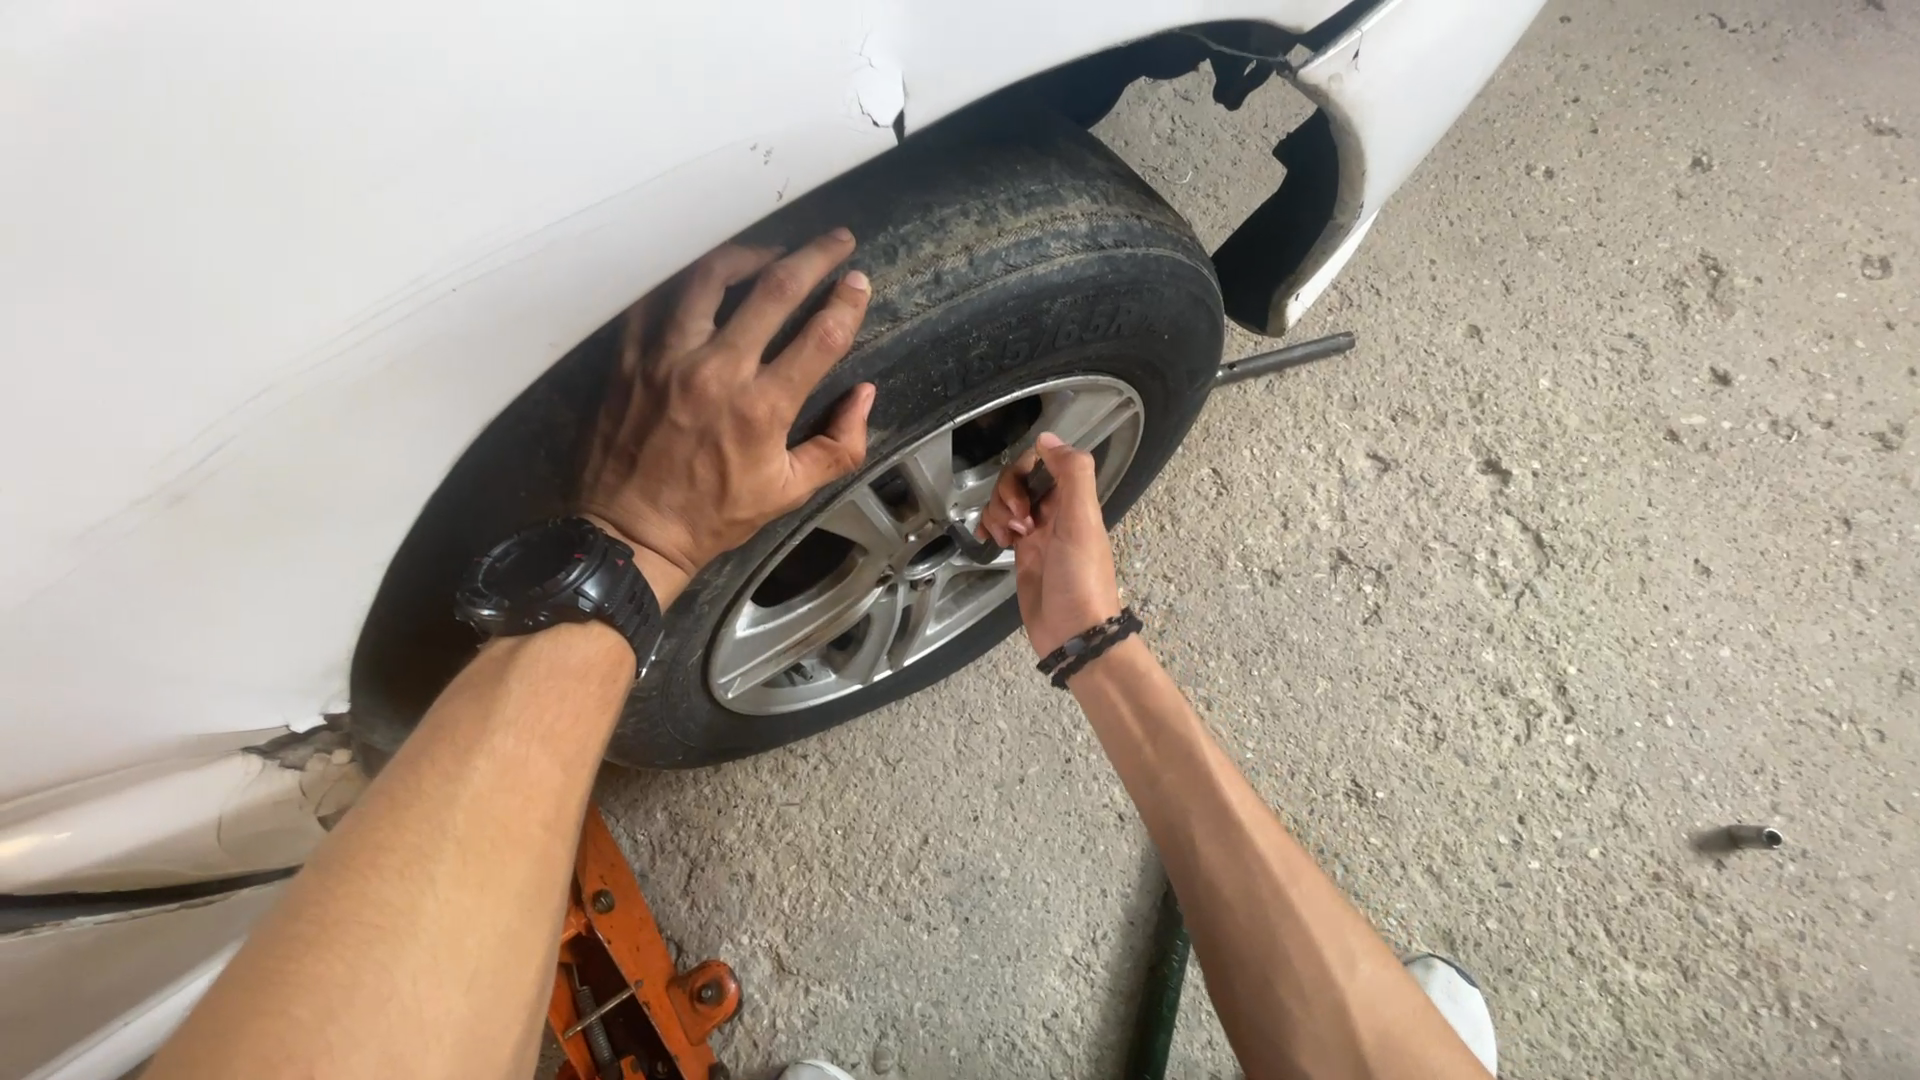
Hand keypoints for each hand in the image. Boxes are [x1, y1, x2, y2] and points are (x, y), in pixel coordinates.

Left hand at [578, 230, 876, 604]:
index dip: (846, 302)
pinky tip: (706, 278)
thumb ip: (838, 445)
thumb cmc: (715, 516)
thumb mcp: (791, 493)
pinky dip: (686, 278)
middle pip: (774, 290)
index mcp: (762, 407)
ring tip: (772, 252)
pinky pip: (657, 296)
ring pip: (711, 277)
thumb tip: (865, 396)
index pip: (819, 337)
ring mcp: (667, 356)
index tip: (860, 281)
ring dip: (750, 254)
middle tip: (837, 241)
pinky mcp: (630, 356)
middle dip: (814, 257)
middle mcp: (717, 370)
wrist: (631, 531)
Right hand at [979, 433, 1122, 656]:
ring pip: (1006, 504)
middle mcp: (1055, 514)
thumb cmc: (1081, 579)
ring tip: (1008, 537)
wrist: (1073, 634)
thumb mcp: (1082, 521)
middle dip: (1007, 495)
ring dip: (998, 513)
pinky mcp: (1021, 556)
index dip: (1025, 471)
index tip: (1022, 495)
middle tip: (1018, 522)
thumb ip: (1072, 475)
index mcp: (1074, 502)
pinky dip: (990, 528)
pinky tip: (989, 539)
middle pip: (1018, 482)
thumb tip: (1047, 438)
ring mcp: (1037, 535)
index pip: (1043, 464)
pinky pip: (1000, 528)